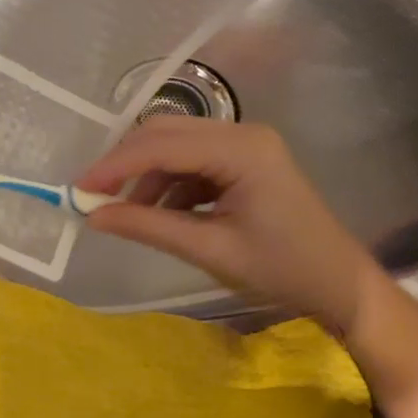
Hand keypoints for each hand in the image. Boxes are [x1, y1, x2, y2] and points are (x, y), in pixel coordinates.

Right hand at [75, 117, 385, 331]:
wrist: (340, 285)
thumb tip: (92, 216)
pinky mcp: (242, 160)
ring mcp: (244, 144)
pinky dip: (165, 183)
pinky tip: (159, 213)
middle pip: (164, 133)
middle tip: (92, 196)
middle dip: (124, 164)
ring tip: (126, 213)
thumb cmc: (282, 268)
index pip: (162, 146)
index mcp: (242, 150)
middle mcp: (242, 134)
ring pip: (173, 145)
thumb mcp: (209, 250)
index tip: (78, 190)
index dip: (115, 166)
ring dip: (144, 175)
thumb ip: (148, 227)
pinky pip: (189, 160)